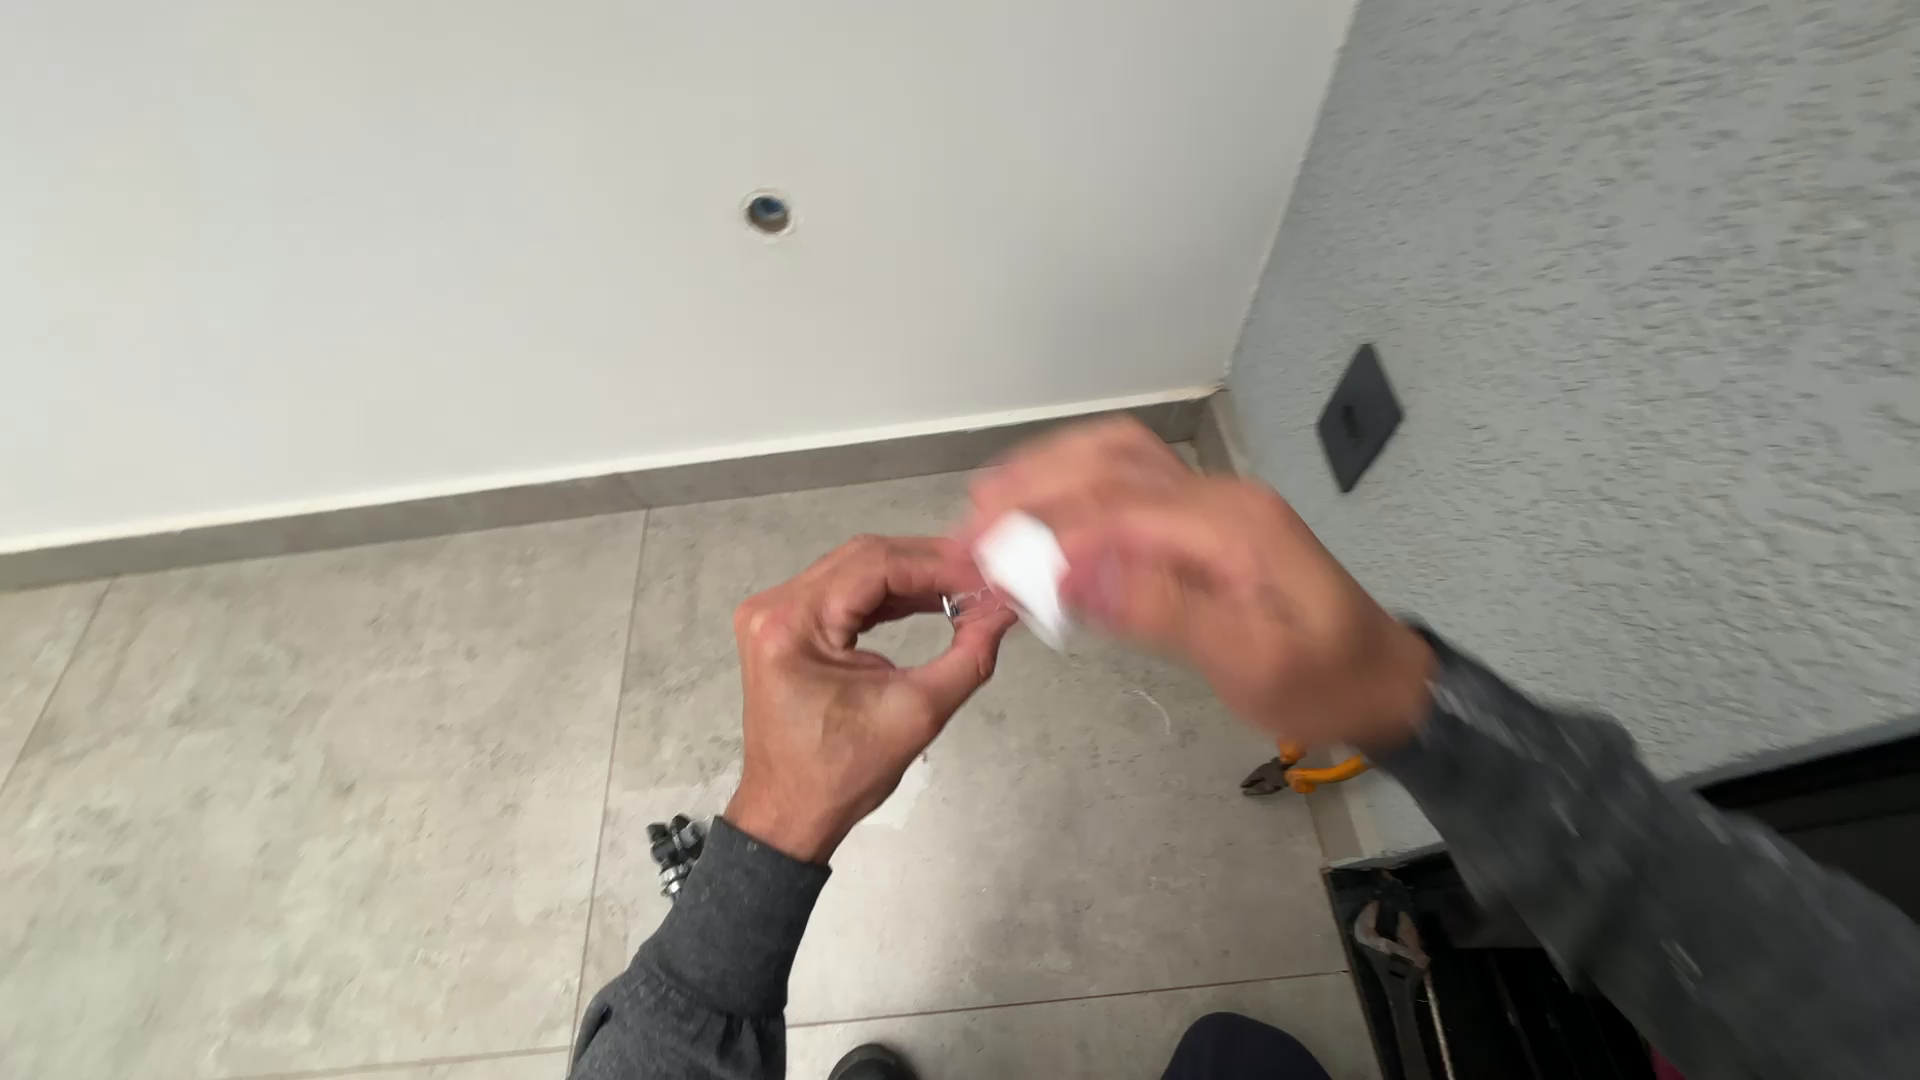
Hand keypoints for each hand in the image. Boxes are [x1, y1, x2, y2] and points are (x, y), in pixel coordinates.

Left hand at [725, 535, 1017, 863]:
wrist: (790, 814)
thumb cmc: (844, 774)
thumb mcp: (918, 713)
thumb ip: (969, 656)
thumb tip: (1004, 610)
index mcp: (792, 624)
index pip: (875, 566)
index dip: (937, 565)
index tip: (985, 574)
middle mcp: (775, 606)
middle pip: (865, 558)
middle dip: (929, 565)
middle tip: (981, 576)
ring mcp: (775, 612)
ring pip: (857, 569)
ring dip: (913, 576)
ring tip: (964, 588)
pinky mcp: (787, 623)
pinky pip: (845, 592)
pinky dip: (890, 594)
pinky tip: (929, 599)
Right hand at [964, 418, 1432, 750]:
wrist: (1379, 677)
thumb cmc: (1321, 682)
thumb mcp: (1250, 662)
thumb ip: (1160, 610)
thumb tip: (1067, 579)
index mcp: (1230, 524)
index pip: (1116, 510)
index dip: (1043, 535)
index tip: (986, 567)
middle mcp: (1215, 492)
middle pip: (1108, 463)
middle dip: (1029, 490)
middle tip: (968, 528)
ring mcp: (1208, 497)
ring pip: (1114, 455)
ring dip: (1045, 472)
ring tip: (986, 501)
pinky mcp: (1198, 514)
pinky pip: (1125, 476)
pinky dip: (1071, 479)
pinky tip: (1040, 498)